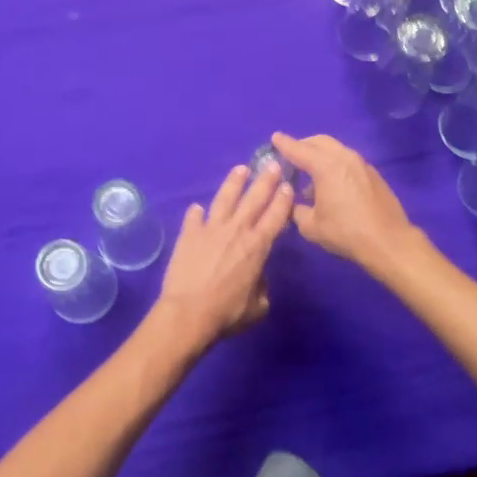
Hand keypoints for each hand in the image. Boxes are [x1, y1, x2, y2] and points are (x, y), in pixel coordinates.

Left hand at [152, 162, 294, 346]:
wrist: (188, 313)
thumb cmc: (227, 313)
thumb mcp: (258, 306)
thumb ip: (261, 287)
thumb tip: (256, 278)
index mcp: (258, 246)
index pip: (276, 216)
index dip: (283, 200)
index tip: (288, 185)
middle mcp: (237, 230)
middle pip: (254, 198)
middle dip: (265, 180)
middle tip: (272, 163)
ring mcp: (210, 229)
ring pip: (225, 198)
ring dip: (234, 182)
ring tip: (241, 169)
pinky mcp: (188, 234)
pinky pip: (193, 218)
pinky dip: (196, 212)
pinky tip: (197, 207)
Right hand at [270, 132, 425, 271]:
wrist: (388, 241)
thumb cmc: (346, 232)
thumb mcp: (311, 226)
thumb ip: (297, 210)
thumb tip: (294, 204)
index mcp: (326, 167)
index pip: (299, 150)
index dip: (285, 144)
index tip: (275, 137)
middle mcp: (344, 158)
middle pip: (320, 142)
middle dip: (303, 145)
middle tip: (291, 154)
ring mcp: (362, 164)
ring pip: (336, 149)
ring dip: (320, 155)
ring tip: (310, 174)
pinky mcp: (373, 174)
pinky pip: (348, 160)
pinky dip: (334, 164)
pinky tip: (331, 184)